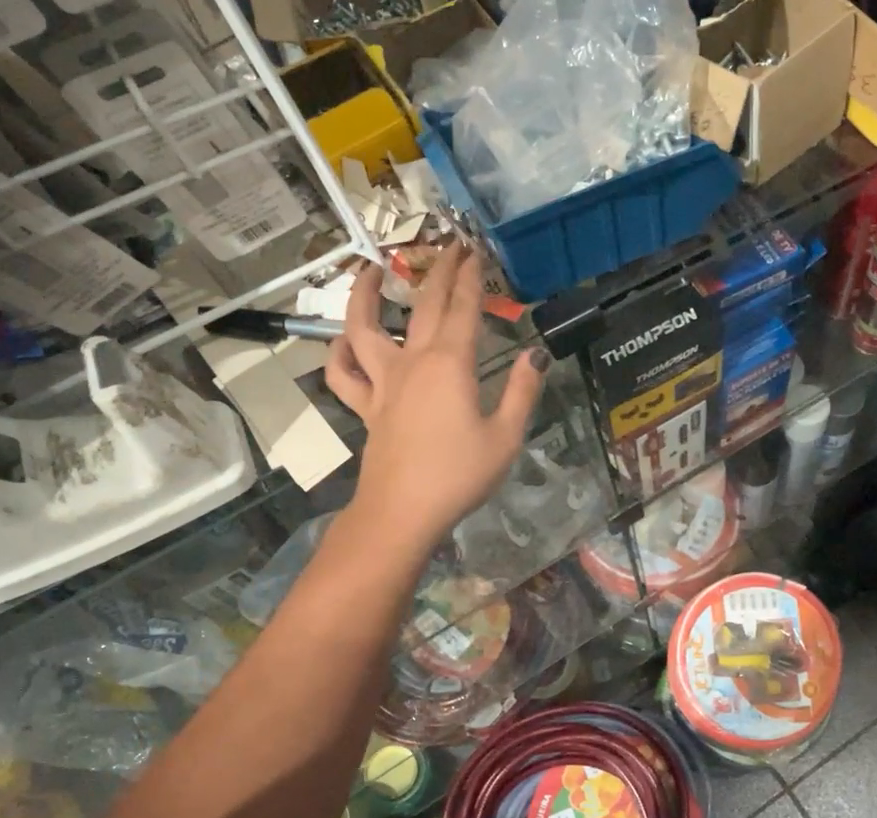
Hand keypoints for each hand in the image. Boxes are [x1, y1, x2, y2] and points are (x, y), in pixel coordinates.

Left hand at [324, 247, 546, 547]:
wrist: (403, 511)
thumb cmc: (460, 475)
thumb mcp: (506, 436)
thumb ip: (522, 391)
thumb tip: (537, 354)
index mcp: (450, 364)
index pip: (462, 309)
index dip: (471, 278)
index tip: (475, 251)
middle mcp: (412, 362)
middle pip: (422, 306)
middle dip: (437, 273)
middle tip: (447, 247)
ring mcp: (383, 383)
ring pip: (363, 328)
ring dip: (366, 295)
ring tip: (371, 270)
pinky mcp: (367, 407)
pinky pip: (344, 375)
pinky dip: (338, 354)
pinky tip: (343, 343)